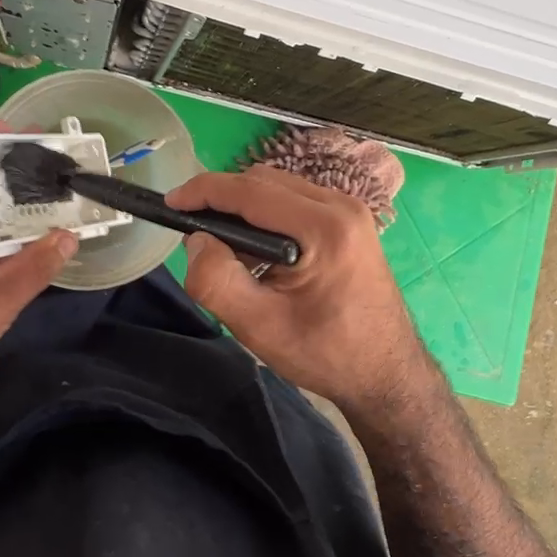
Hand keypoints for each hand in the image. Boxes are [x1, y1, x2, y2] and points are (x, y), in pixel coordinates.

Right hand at [166, 166, 435, 411]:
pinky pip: (296, 201)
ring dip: (246, 210)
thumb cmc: (326, 354)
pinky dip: (268, 216)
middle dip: (224, 201)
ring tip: (226, 252)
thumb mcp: (260, 327)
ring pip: (280, 188)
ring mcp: (351, 210)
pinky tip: (258, 253)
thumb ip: (218, 280)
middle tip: (197, 238)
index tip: (170, 203)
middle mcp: (342, 206)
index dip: (204, 191)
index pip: (251, 190)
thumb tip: (196, 241)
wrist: (386, 374)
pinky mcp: (351, 221)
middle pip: (265, 182)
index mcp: (325, 227)